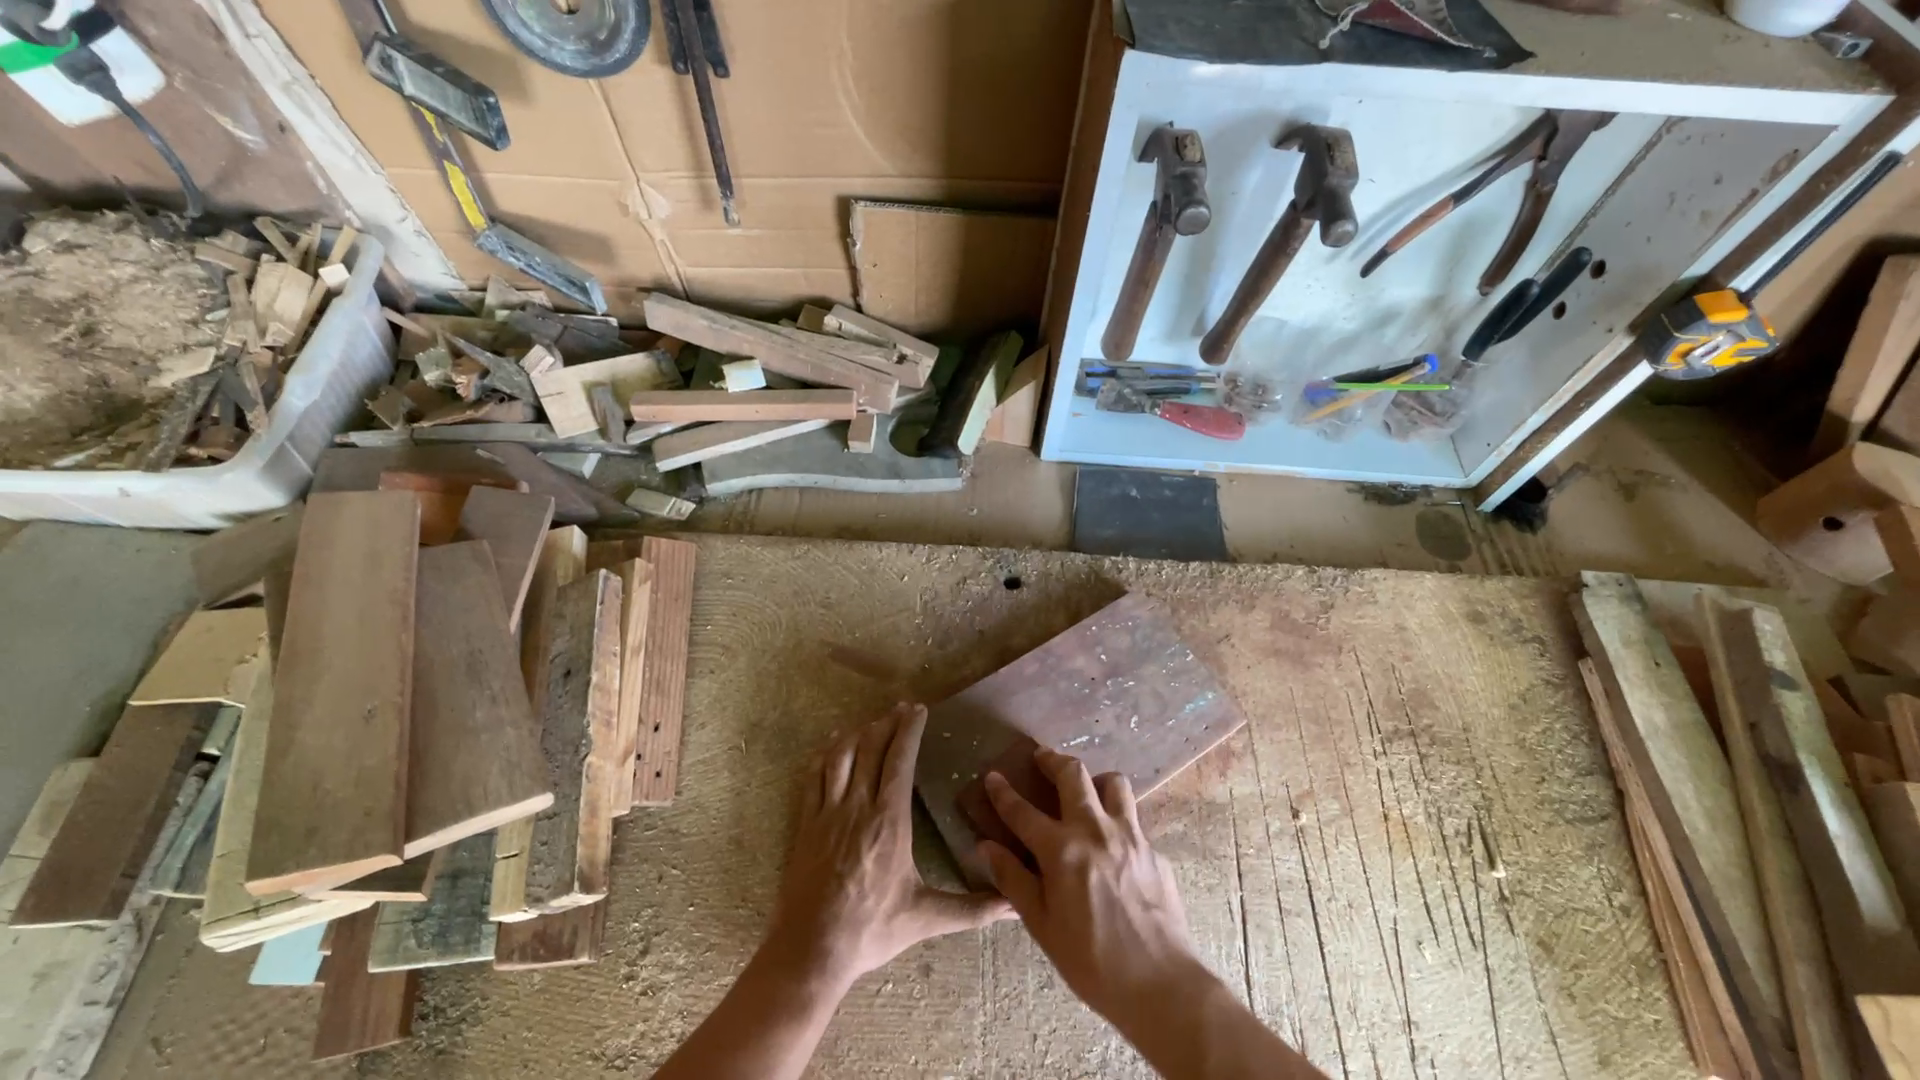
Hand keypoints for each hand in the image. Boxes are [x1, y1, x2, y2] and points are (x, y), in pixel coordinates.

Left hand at [766, 703, 1011, 989]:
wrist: (813, 949)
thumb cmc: (872, 930)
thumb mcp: (927, 918)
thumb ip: (974, 909)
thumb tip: (1015, 906)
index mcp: (889, 821)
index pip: (900, 761)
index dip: (909, 730)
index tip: (918, 710)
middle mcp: (857, 808)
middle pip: (870, 749)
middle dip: (886, 723)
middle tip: (900, 708)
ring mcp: (826, 814)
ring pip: (840, 757)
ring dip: (856, 734)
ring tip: (869, 722)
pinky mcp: (805, 826)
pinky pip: (812, 778)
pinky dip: (824, 756)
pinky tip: (831, 748)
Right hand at [978, 748, 1199, 1020]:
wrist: (1160, 983)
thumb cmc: (1091, 960)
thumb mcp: (1042, 925)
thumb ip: (1013, 880)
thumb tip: (986, 847)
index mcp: (1062, 850)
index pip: (1023, 811)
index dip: (1003, 792)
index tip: (992, 776)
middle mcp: (1096, 831)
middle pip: (1073, 775)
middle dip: (1052, 760)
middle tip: (1041, 757)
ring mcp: (1131, 837)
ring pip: (1114, 784)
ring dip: (1094, 779)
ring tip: (1085, 791)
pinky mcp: (1155, 851)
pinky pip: (1134, 819)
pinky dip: (1118, 818)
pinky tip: (1112, 842)